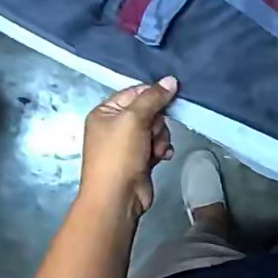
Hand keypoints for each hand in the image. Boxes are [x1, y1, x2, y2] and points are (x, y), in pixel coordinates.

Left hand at [79, 76, 178, 218]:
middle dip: (157, 122)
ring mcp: (127, 145)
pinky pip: (157, 146)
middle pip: (148, 111)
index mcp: (105, 112)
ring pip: (155, 129)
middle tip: (153, 133)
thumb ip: (153, 98)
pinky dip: (162, 149)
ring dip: (161, 138)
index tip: (172, 96)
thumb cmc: (119, 155)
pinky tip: (161, 157)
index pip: (134, 92)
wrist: (118, 197)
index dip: (153, 94)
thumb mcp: (134, 119)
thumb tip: (170, 80)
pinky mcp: (139, 160)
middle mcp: (114, 127)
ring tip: (156, 150)